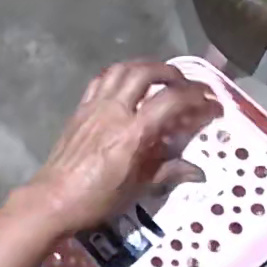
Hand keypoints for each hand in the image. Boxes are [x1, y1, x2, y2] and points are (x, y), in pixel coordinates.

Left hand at [16, 62, 218, 235]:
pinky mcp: (80, 109)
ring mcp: (93, 106)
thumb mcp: (138, 188)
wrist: (54, 198)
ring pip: (121, 70)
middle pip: (145, 72)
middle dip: (172, 73)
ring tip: (160, 78)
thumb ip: (168, 171)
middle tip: (187, 85)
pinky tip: (128, 85)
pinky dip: (119, 75)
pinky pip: (100, 81)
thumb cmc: (97, 198)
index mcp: (132, 132)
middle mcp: (113, 111)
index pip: (171, 100)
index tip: (212, 104)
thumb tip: (197, 171)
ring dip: (144, 67)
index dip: (197, 98)